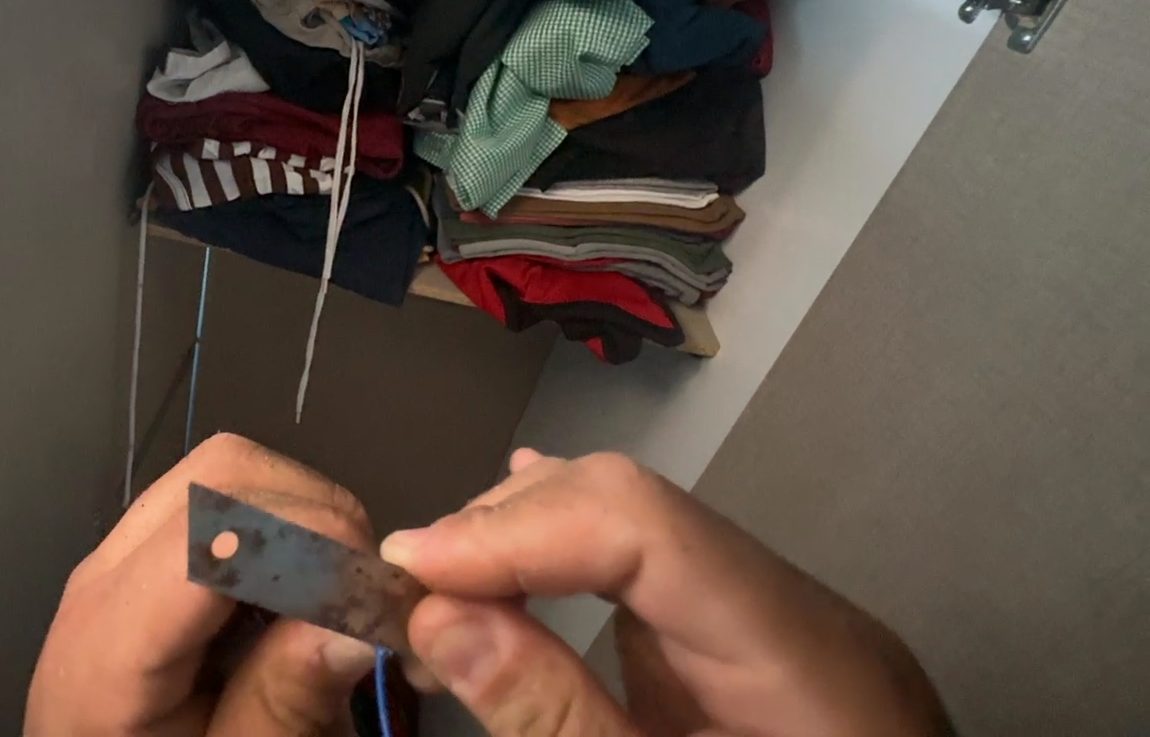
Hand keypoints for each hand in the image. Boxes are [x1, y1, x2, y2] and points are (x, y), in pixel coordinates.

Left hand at [26, 433, 377, 735]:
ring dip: (300, 512)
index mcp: (107, 643)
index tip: (379, 600)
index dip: (309, 543)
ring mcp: (120, 549)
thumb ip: (281, 708)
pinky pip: (218, 495)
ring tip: (337, 592)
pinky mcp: (142, 548)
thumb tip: (356, 626)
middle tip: (367, 596)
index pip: (213, 535)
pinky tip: (298, 587)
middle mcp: (105, 570)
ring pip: (225, 469)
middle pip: (221, 475)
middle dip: (314, 515)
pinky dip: (278, 520)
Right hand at [381, 450, 952, 736]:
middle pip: (622, 503)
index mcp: (807, 662)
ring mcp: (761, 612)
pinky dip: (551, 544)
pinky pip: (632, 551)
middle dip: (500, 529)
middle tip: (411, 587)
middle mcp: (789, 610)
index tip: (414, 567)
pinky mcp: (730, 630)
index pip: (640, 524)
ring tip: (443, 584)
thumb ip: (554, 720)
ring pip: (619, 514)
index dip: (514, 528)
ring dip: (514, 535)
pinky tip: (509, 544)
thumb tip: (437, 615)